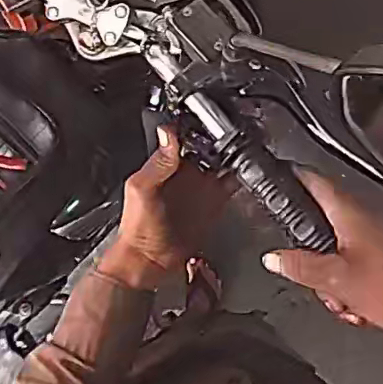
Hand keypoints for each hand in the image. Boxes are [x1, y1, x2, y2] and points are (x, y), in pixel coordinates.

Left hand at [98, 127, 229, 290]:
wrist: (147, 263)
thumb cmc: (137, 230)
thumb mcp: (142, 190)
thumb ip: (157, 163)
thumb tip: (168, 135)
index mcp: (164, 166)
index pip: (182, 138)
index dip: (195, 127)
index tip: (209, 120)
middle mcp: (183, 175)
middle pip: (206, 148)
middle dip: (219, 139)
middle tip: (233, 133)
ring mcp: (199, 190)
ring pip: (221, 164)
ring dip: (232, 156)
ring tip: (242, 149)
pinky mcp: (212, 206)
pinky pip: (229, 187)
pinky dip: (239, 178)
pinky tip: (245, 172)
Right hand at [262, 172, 382, 383]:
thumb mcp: (337, 281)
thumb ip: (301, 267)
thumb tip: (273, 257)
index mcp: (351, 216)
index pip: (316, 182)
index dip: (295, 177)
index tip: (280, 176)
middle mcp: (367, 222)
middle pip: (322, 229)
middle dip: (312, 259)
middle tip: (316, 281)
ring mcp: (380, 240)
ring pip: (338, 253)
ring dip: (333, 280)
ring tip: (344, 302)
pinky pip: (357, 268)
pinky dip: (353, 288)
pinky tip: (361, 308)